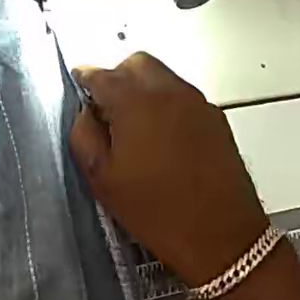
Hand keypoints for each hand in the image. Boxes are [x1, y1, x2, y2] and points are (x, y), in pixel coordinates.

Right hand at [70, 52, 269, 287]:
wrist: (221, 237)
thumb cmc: (154, 210)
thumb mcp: (101, 178)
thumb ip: (83, 135)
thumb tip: (86, 113)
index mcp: (135, 103)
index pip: (101, 74)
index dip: (84, 78)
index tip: (77, 87)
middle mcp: (168, 92)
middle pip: (135, 63)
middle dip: (116, 77)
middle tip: (105, 108)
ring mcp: (197, 102)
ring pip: (161, 76)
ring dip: (141, 88)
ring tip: (133, 125)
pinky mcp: (215, 118)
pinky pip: (181, 95)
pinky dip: (164, 103)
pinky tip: (160, 137)